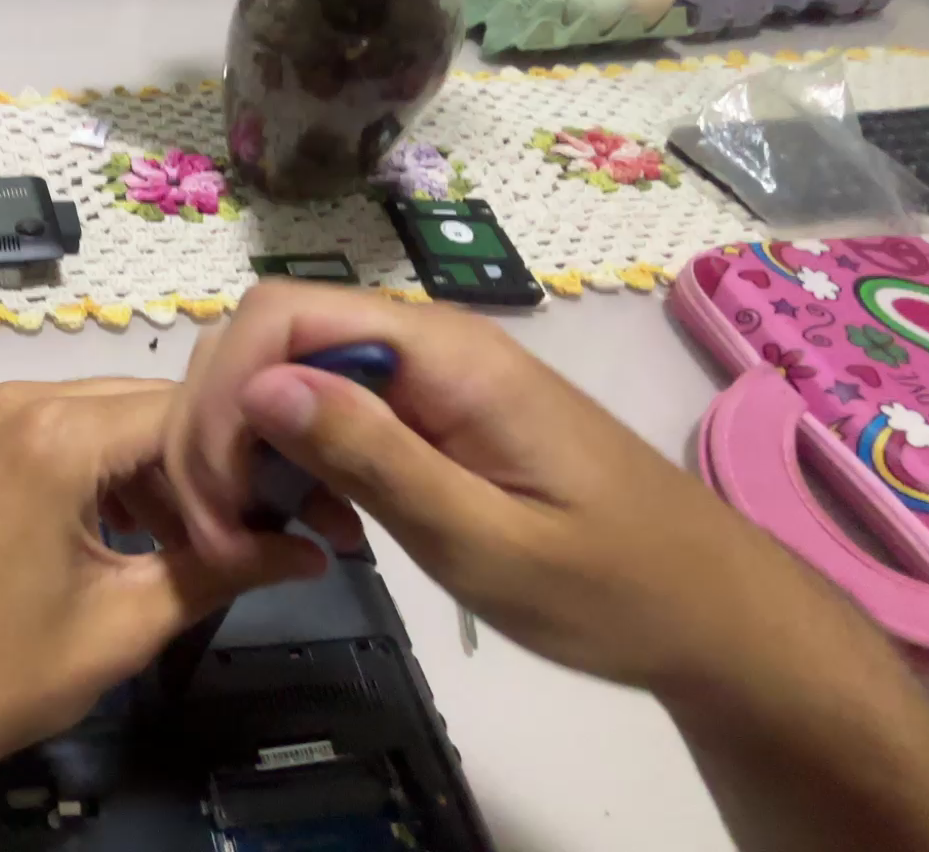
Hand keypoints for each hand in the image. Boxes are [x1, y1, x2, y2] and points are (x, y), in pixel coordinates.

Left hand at [0, 379, 325, 851]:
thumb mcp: (121, 624)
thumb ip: (221, 572)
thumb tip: (306, 551)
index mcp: (57, 434)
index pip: (189, 413)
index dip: (250, 459)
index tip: (297, 508)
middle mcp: (25, 400)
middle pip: (151, 409)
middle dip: (208, 468)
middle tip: (263, 528)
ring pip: (113, 421)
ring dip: (162, 474)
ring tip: (203, 545)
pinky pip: (71, 437)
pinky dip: (113, 476)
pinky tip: (141, 532)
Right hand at [156, 281, 928, 851]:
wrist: (710, 613)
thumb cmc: (612, 587)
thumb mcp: (485, 538)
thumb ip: (372, 455)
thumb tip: (258, 385)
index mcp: (439, 352)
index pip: (282, 314)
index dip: (226, 388)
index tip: (220, 488)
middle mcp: (413, 340)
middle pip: (265, 336)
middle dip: (218, 420)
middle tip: (225, 521)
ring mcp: (408, 372)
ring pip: (276, 371)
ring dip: (244, 443)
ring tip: (268, 527)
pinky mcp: (407, 408)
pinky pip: (311, 408)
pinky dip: (282, 460)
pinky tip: (312, 517)